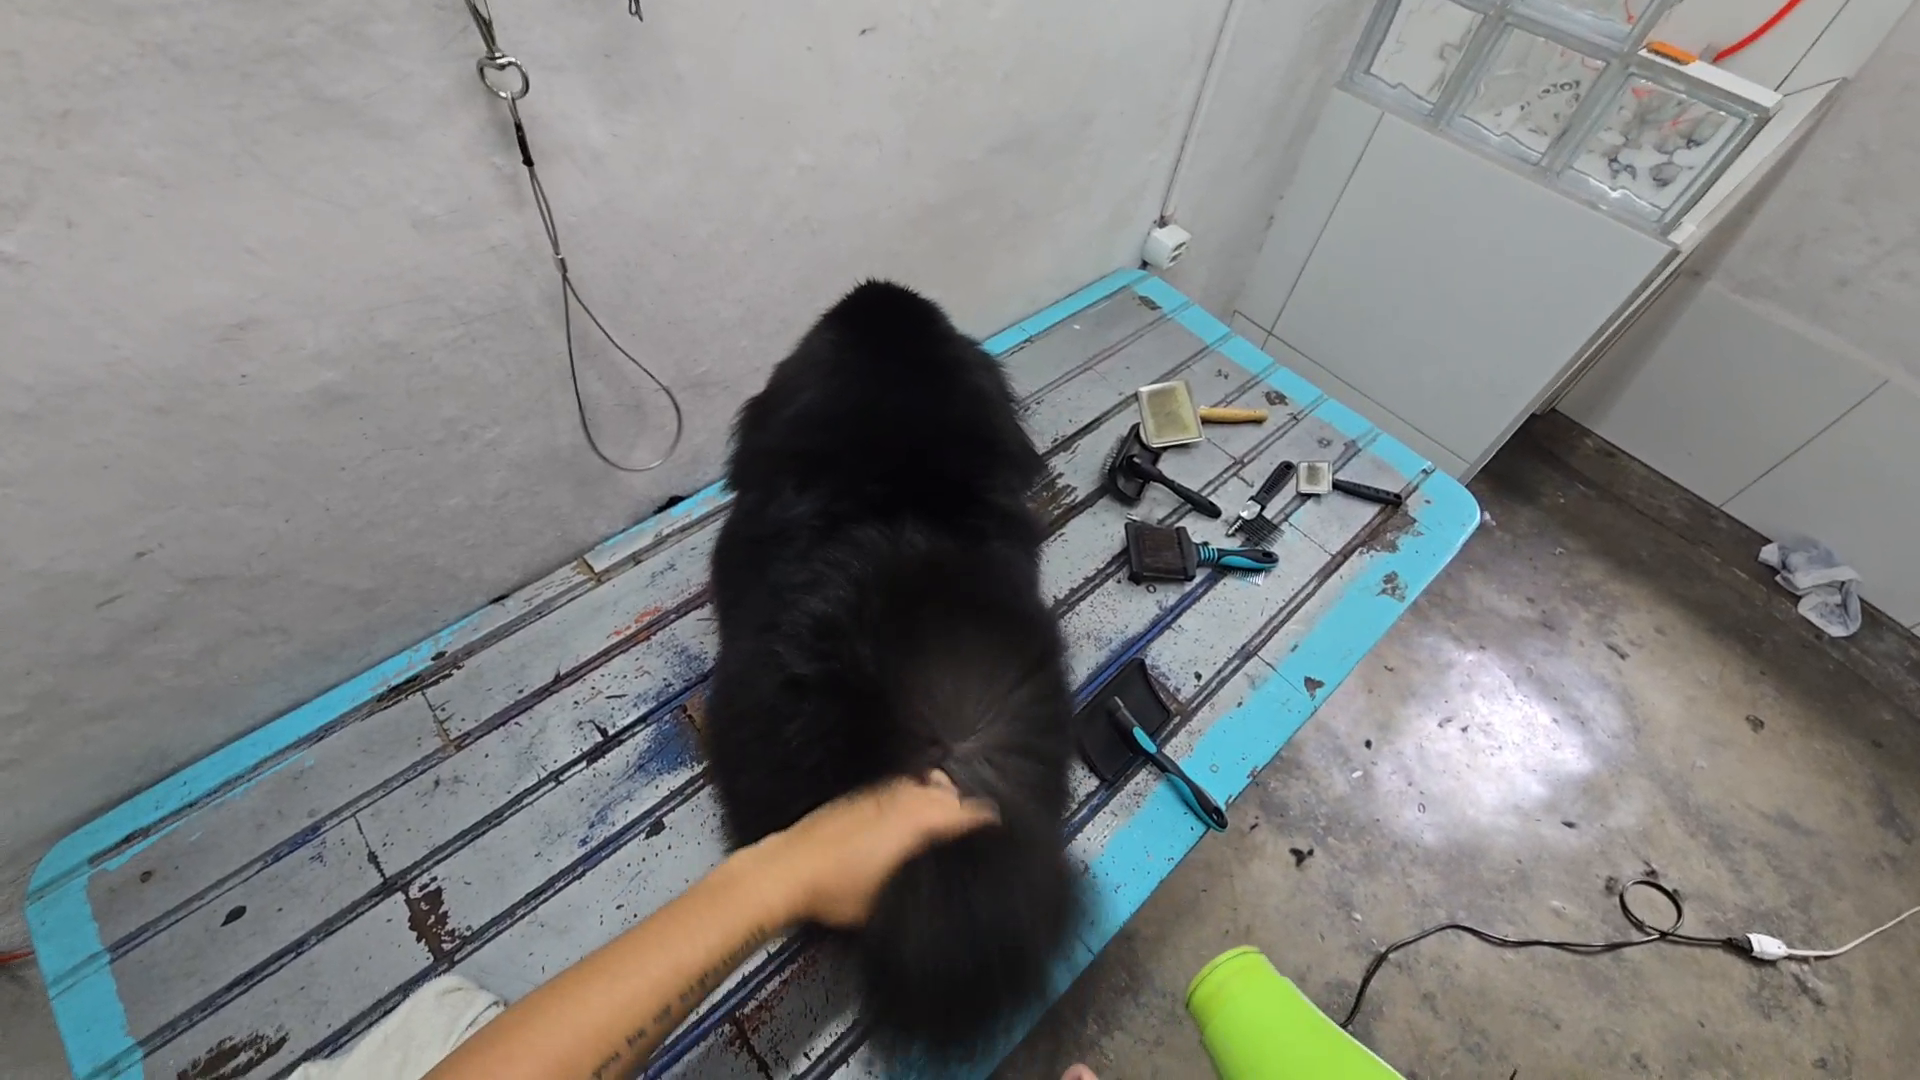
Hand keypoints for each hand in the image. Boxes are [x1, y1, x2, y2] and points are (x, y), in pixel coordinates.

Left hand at [749, 771, 999, 928]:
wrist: (789, 870)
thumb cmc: (836, 888)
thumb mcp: (886, 900)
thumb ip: (917, 882)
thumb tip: (934, 880)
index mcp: (915, 822)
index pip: (960, 813)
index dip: (982, 817)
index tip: (996, 821)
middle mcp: (900, 801)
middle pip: (944, 793)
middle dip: (962, 804)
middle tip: (974, 818)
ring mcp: (879, 795)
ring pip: (921, 785)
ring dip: (938, 795)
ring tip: (947, 808)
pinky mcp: (860, 797)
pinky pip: (899, 788)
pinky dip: (914, 795)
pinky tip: (909, 810)